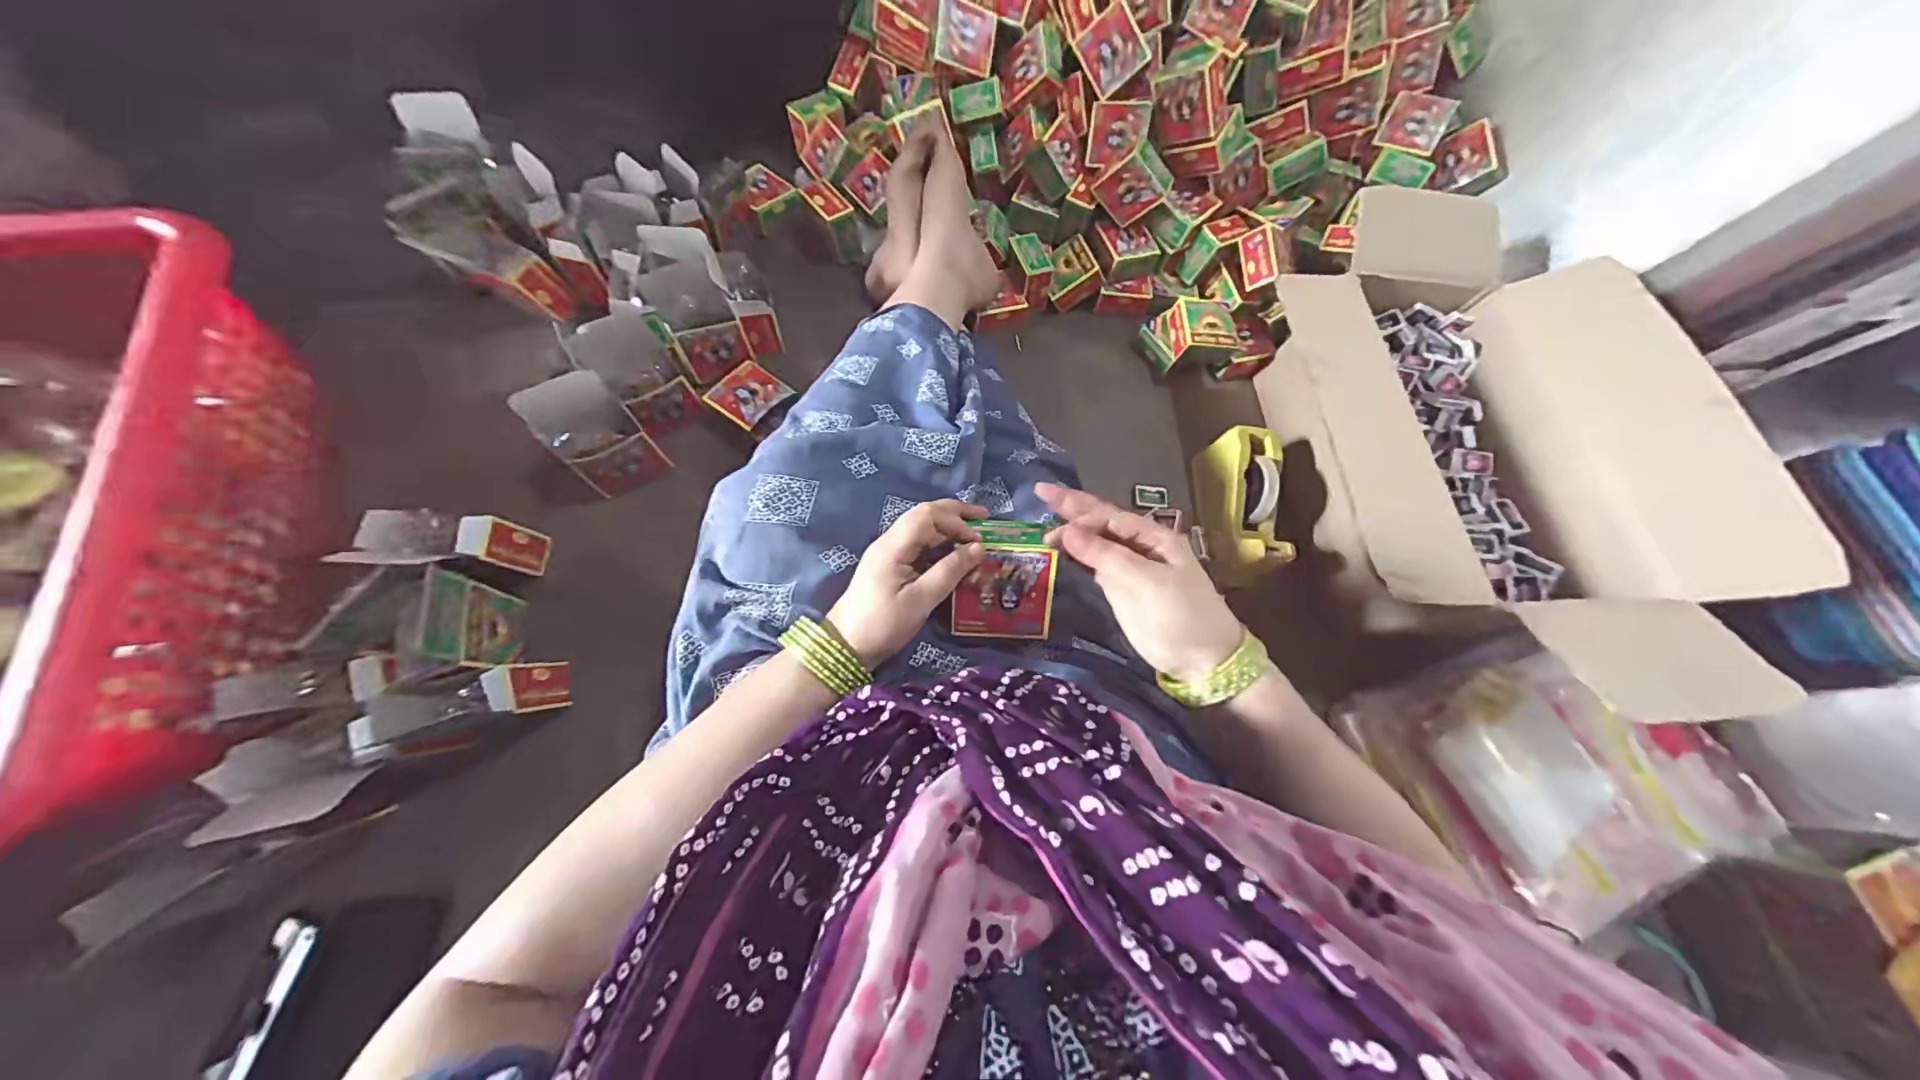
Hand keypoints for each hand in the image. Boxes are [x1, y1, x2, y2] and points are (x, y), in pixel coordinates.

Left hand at [827, 500, 986, 667]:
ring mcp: (887, 553)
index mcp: (894, 546)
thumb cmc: (884, 623)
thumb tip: (977, 548)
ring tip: (973, 535)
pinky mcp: (889, 566)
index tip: (979, 540)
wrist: (846, 646)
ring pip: (921, 529)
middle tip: (984, 518)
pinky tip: (953, 554)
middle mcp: (889, 542)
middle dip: (955, 514)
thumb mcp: (921, 599)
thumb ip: (950, 570)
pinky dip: (938, 544)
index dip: (956, 521)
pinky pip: (917, 546)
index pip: (928, 515)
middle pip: (924, 515)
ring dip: (947, 528)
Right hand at [1036, 483, 1243, 683]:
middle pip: (1101, 522)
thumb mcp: (1144, 582)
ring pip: (1096, 542)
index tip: (1049, 510)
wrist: (1203, 660)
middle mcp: (1139, 547)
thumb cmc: (1180, 616)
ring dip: (1072, 532)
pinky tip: (1062, 550)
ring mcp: (1130, 569)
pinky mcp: (1122, 590)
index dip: (1079, 511)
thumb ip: (1105, 555)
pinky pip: (1096, 564)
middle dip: (1072, 508)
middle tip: (1041, 491)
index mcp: (1153, 538)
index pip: (1109, 516)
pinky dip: (1078, 556)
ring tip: (1045, 524)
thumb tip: (1068, 532)